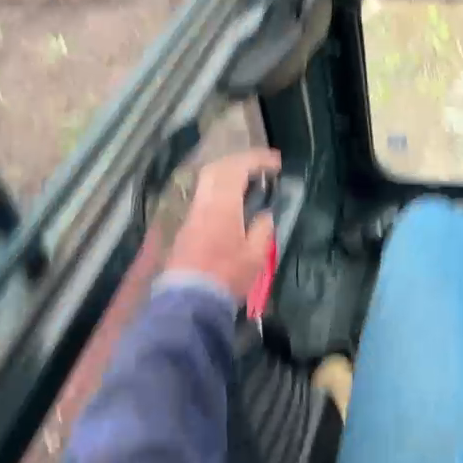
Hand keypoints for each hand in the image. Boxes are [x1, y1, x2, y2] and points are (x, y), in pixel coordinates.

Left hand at [164, 149, 280, 303]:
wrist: (189, 303)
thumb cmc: (226, 276)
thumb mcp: (256, 255)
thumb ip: (263, 229)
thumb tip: (264, 215)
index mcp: (222, 205)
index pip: (237, 168)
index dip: (258, 159)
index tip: (276, 163)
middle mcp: (203, 204)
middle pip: (217, 168)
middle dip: (240, 161)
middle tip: (260, 166)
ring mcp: (191, 216)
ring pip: (206, 182)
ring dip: (228, 174)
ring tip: (247, 182)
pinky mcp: (185, 228)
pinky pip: (203, 196)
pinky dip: (219, 189)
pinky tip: (231, 201)